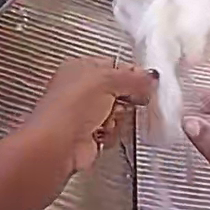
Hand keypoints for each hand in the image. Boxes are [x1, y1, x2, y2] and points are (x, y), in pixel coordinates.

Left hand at [20, 58, 155, 173]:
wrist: (59, 143)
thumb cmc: (70, 107)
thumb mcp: (107, 80)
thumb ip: (132, 77)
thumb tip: (149, 76)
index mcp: (79, 68)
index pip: (113, 66)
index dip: (130, 73)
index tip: (146, 81)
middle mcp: (80, 90)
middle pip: (117, 91)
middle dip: (126, 99)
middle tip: (130, 100)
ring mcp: (84, 113)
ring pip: (117, 113)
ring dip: (118, 118)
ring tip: (109, 119)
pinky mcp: (89, 135)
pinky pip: (112, 131)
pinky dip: (112, 133)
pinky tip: (103, 132)